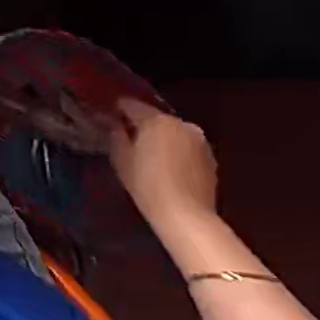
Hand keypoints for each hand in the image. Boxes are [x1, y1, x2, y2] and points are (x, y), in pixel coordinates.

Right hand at [108, 99, 218, 221]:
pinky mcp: (210, 158)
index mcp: (157, 121)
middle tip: (127, 136)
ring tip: (147, 153)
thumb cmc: (146, 182)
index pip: (133, 105)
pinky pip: (186, 147)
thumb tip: (116, 124)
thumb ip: (117, 135)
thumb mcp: (121, 158)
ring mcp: (200, 141)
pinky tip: (166, 166)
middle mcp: (182, 124)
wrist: (185, 213)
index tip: (108, 113)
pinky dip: (175, 151)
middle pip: (156, 118)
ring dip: (160, 138)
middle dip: (142, 125)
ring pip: (173, 132)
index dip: (118, 108)